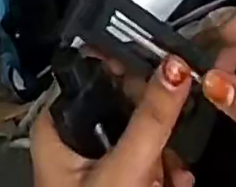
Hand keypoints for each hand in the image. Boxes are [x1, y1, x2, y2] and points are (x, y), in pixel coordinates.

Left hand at [31, 54, 195, 186]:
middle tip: (175, 129)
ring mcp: (95, 162)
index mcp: (58, 122)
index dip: (130, 64)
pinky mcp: (116, 183)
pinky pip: (144, 163)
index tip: (166, 62)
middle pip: (122, 102)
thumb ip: (150, 121)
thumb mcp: (123, 171)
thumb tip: (176, 67)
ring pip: (138, 134)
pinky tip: (177, 182)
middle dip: (155, 119)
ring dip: (164, 151)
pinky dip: (164, 172)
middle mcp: (73, 135)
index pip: (94, 70)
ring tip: (175, 171)